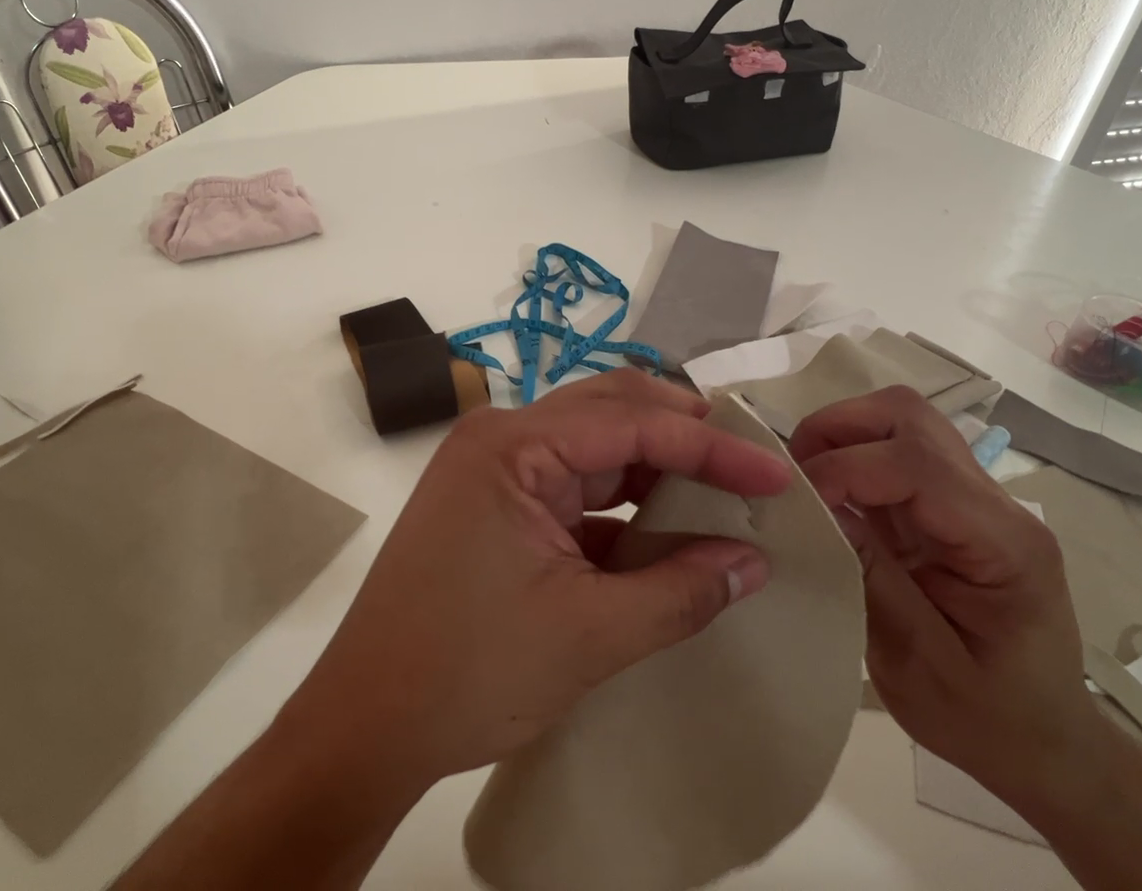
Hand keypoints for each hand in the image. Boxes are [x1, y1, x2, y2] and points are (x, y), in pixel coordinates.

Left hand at [280, 369, 790, 795]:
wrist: (365, 729)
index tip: (776, 474)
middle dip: (684, 435)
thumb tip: (754, 562)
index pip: (632, 424)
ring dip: (656, 471)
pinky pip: (571, 490)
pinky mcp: (493, 512)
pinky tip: (666, 536)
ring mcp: (492, 476)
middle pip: (610, 413)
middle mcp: (499, 442)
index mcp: (512, 446)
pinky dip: (622, 509)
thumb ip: (682, 591)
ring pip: (593, 450)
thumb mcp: (591, 633)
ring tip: (722, 496)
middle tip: (750, 464)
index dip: (713, 448)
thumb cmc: (469, 672)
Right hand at [789, 386, 1101, 806]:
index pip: (916, 466)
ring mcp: (976, 503)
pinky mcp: (951, 512)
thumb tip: (820, 506)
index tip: (793, 504)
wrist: (1044, 743)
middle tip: (792, 476)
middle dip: (839, 430)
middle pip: (911, 418)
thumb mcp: (920, 665)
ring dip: (843, 439)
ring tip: (803, 484)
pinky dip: (852, 463)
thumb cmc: (988, 719)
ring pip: (903, 425)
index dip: (844, 469)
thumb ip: (874, 579)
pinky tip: (825, 499)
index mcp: (1004, 543)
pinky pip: (897, 460)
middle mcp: (996, 505)